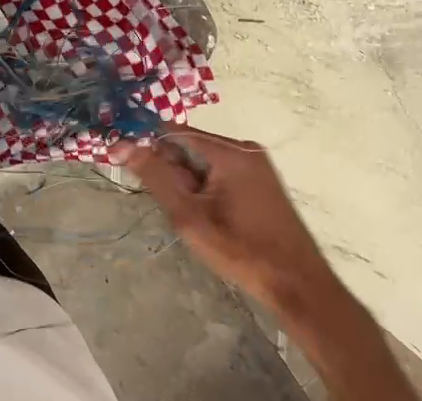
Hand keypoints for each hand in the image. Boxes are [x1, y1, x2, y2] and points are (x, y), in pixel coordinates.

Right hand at [121, 127, 342, 315]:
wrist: (300, 289)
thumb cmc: (241, 251)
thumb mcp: (188, 216)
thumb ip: (154, 176)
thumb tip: (121, 143)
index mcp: (229, 151)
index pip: (171, 131)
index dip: (146, 146)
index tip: (128, 167)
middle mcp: (244, 149)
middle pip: (187, 146)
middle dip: (171, 171)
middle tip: (174, 208)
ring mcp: (256, 165)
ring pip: (201, 161)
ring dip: (188, 183)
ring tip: (194, 217)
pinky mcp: (261, 181)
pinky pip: (218, 172)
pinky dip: (205, 188)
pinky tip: (210, 216)